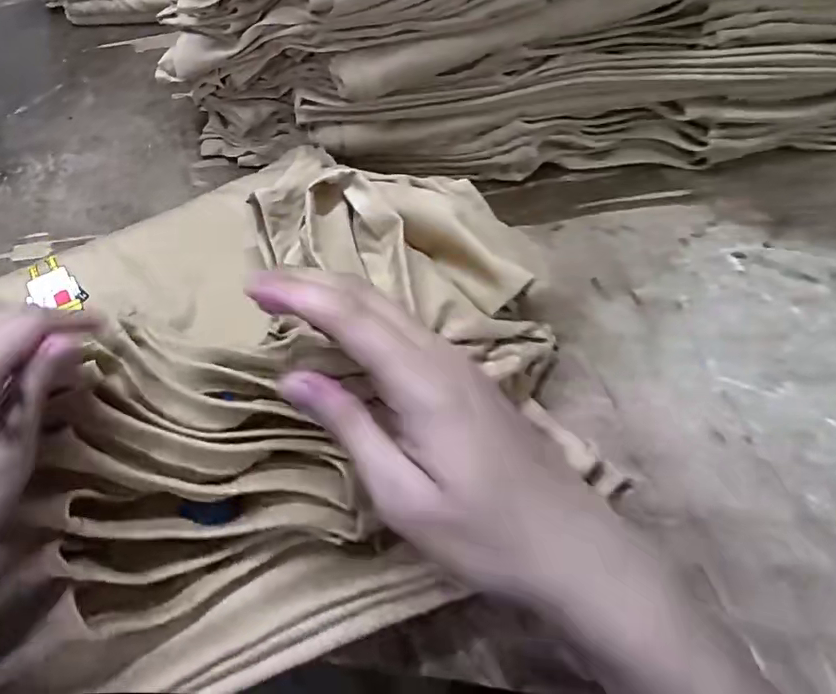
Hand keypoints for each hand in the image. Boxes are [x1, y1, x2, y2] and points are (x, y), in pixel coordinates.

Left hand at [0, 308, 91, 590]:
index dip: (68, 319)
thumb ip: (35, 388)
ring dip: (20, 325)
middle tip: (85, 333)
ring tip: (55, 343)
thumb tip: (66, 341)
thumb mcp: (11, 453)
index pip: (27, 323)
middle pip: (2, 315)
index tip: (104, 325)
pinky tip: (12, 362)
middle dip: (46, 317)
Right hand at [248, 270, 639, 609]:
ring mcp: (455, 360)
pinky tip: (335, 325)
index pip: (349, 317)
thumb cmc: (487, 536)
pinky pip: (396, 322)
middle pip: (365, 296)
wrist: (584, 556)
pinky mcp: (460, 371)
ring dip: (329, 290)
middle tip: (256, 283)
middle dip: (306, 280)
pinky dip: (353, 310)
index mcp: (424, 383)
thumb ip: (348, 426)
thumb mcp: (404, 497)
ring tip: (283, 294)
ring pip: (382, 303)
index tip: (251, 287)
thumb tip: (291, 376)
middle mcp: (439, 355)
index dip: (297, 295)